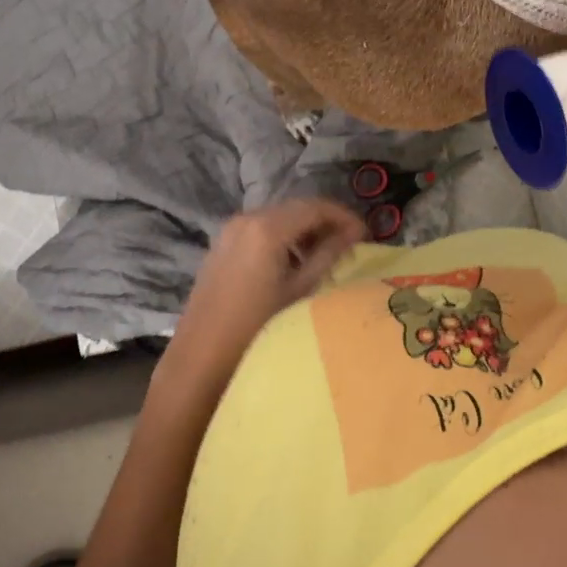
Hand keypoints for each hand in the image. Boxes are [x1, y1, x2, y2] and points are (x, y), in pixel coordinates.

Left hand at [174, 200, 366, 364]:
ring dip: (304, 229)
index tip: (365, 235)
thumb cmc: (256, 328)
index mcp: (267, 228)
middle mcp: (247, 218)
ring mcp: (230, 230)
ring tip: (326, 254)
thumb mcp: (300, 291)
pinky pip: (260, 229)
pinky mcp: (222, 245)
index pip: (316, 207)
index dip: (344, 217)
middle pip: (296, 208)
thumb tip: (353, 233)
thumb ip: (328, 255)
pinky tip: (295, 262)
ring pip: (278, 217)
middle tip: (350, 243)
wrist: (201, 359)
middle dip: (325, 221)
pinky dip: (283, 237)